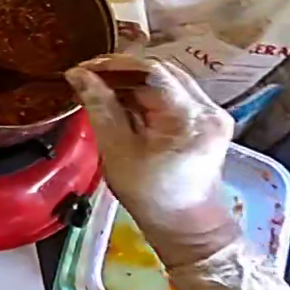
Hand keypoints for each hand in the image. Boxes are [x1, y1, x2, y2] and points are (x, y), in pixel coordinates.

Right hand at [65, 55, 238, 266]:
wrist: (184, 223)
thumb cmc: (148, 193)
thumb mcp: (116, 150)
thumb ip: (100, 108)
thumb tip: (78, 75)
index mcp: (188, 118)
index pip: (152, 72)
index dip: (114, 65)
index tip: (82, 68)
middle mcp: (207, 108)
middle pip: (161, 70)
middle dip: (121, 70)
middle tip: (86, 76)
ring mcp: (210, 111)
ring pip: (166, 78)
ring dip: (131, 79)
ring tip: (99, 86)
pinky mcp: (205, 118)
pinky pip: (171, 92)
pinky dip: (144, 91)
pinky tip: (121, 99)